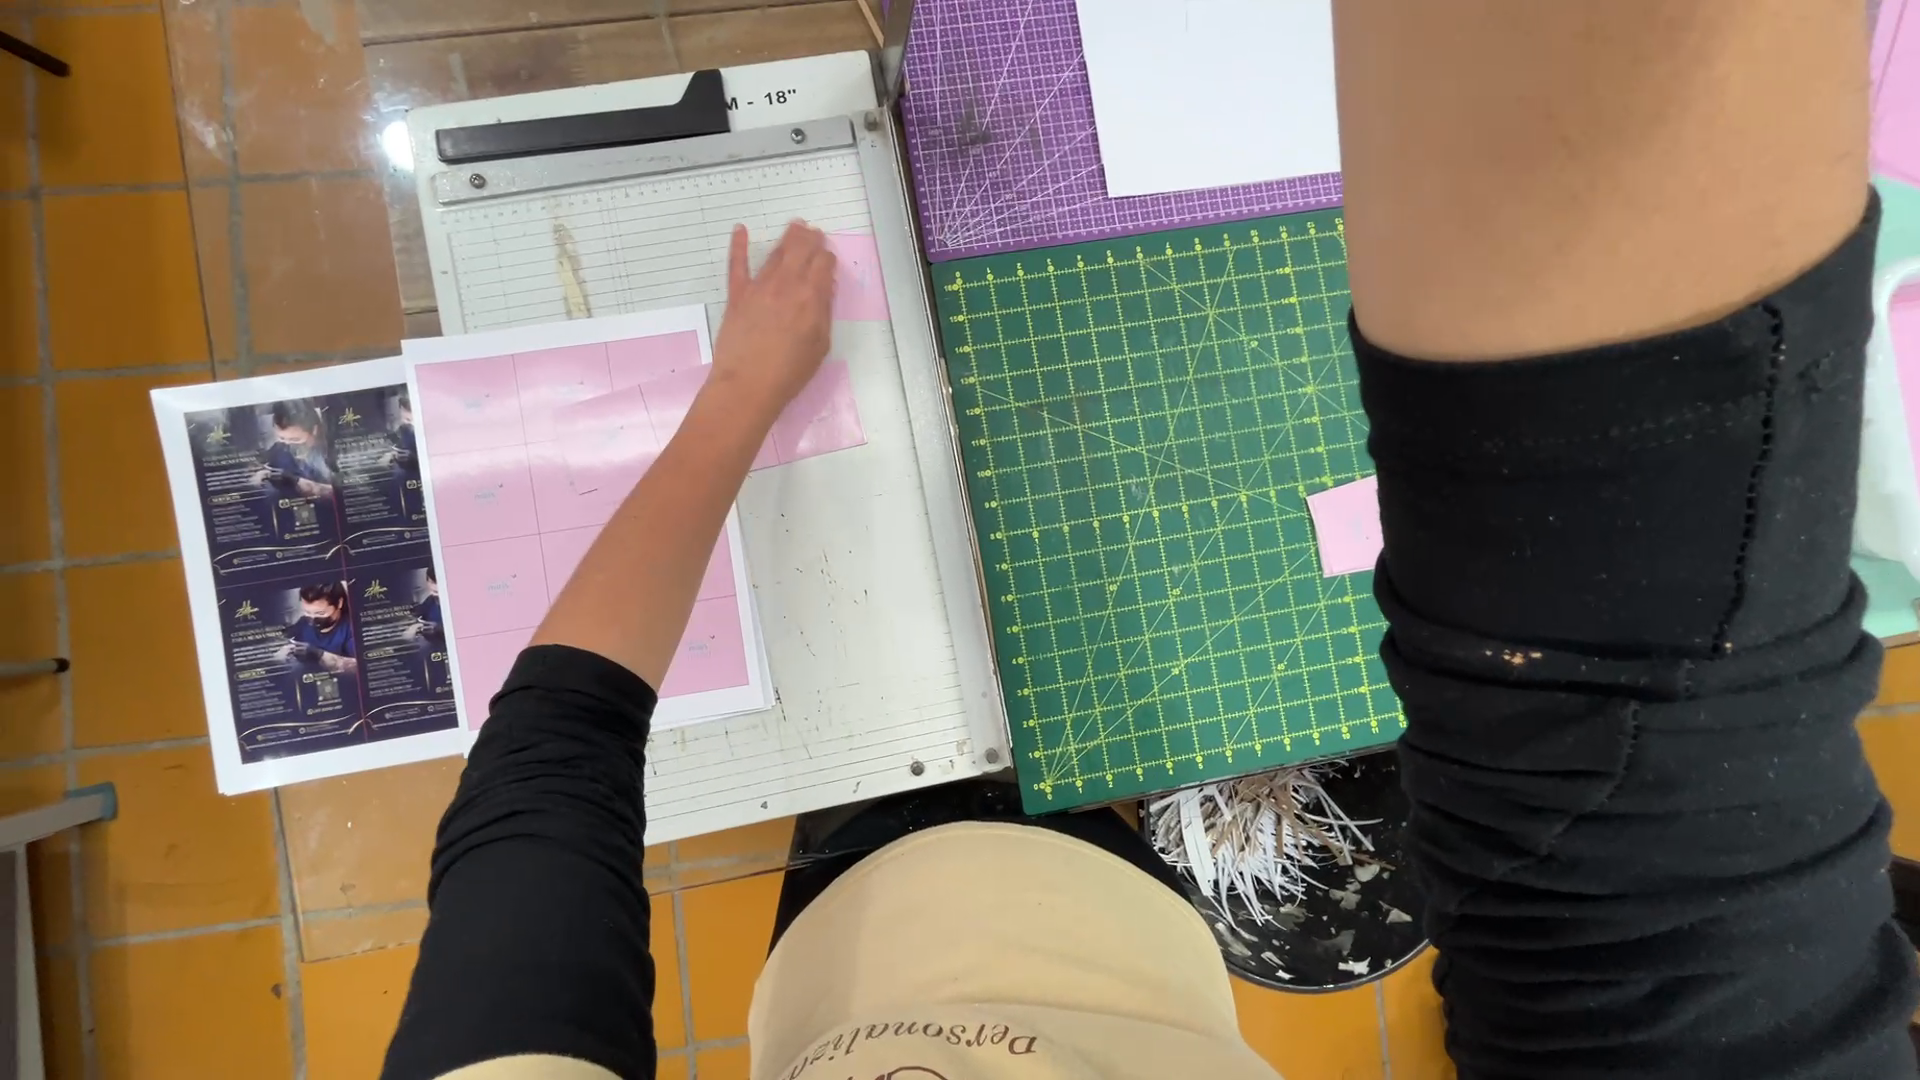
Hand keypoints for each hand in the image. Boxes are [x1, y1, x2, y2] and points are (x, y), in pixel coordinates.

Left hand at [710, 221, 835, 419]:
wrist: (749, 385)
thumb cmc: (790, 373)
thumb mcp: (820, 346)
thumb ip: (823, 314)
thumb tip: (824, 292)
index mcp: (812, 298)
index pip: (824, 265)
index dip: (828, 260)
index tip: (828, 261)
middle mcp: (787, 285)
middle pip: (801, 250)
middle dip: (810, 239)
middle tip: (814, 232)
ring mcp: (760, 287)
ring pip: (776, 253)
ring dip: (788, 237)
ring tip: (795, 227)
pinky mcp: (737, 294)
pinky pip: (738, 264)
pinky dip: (739, 246)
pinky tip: (740, 230)